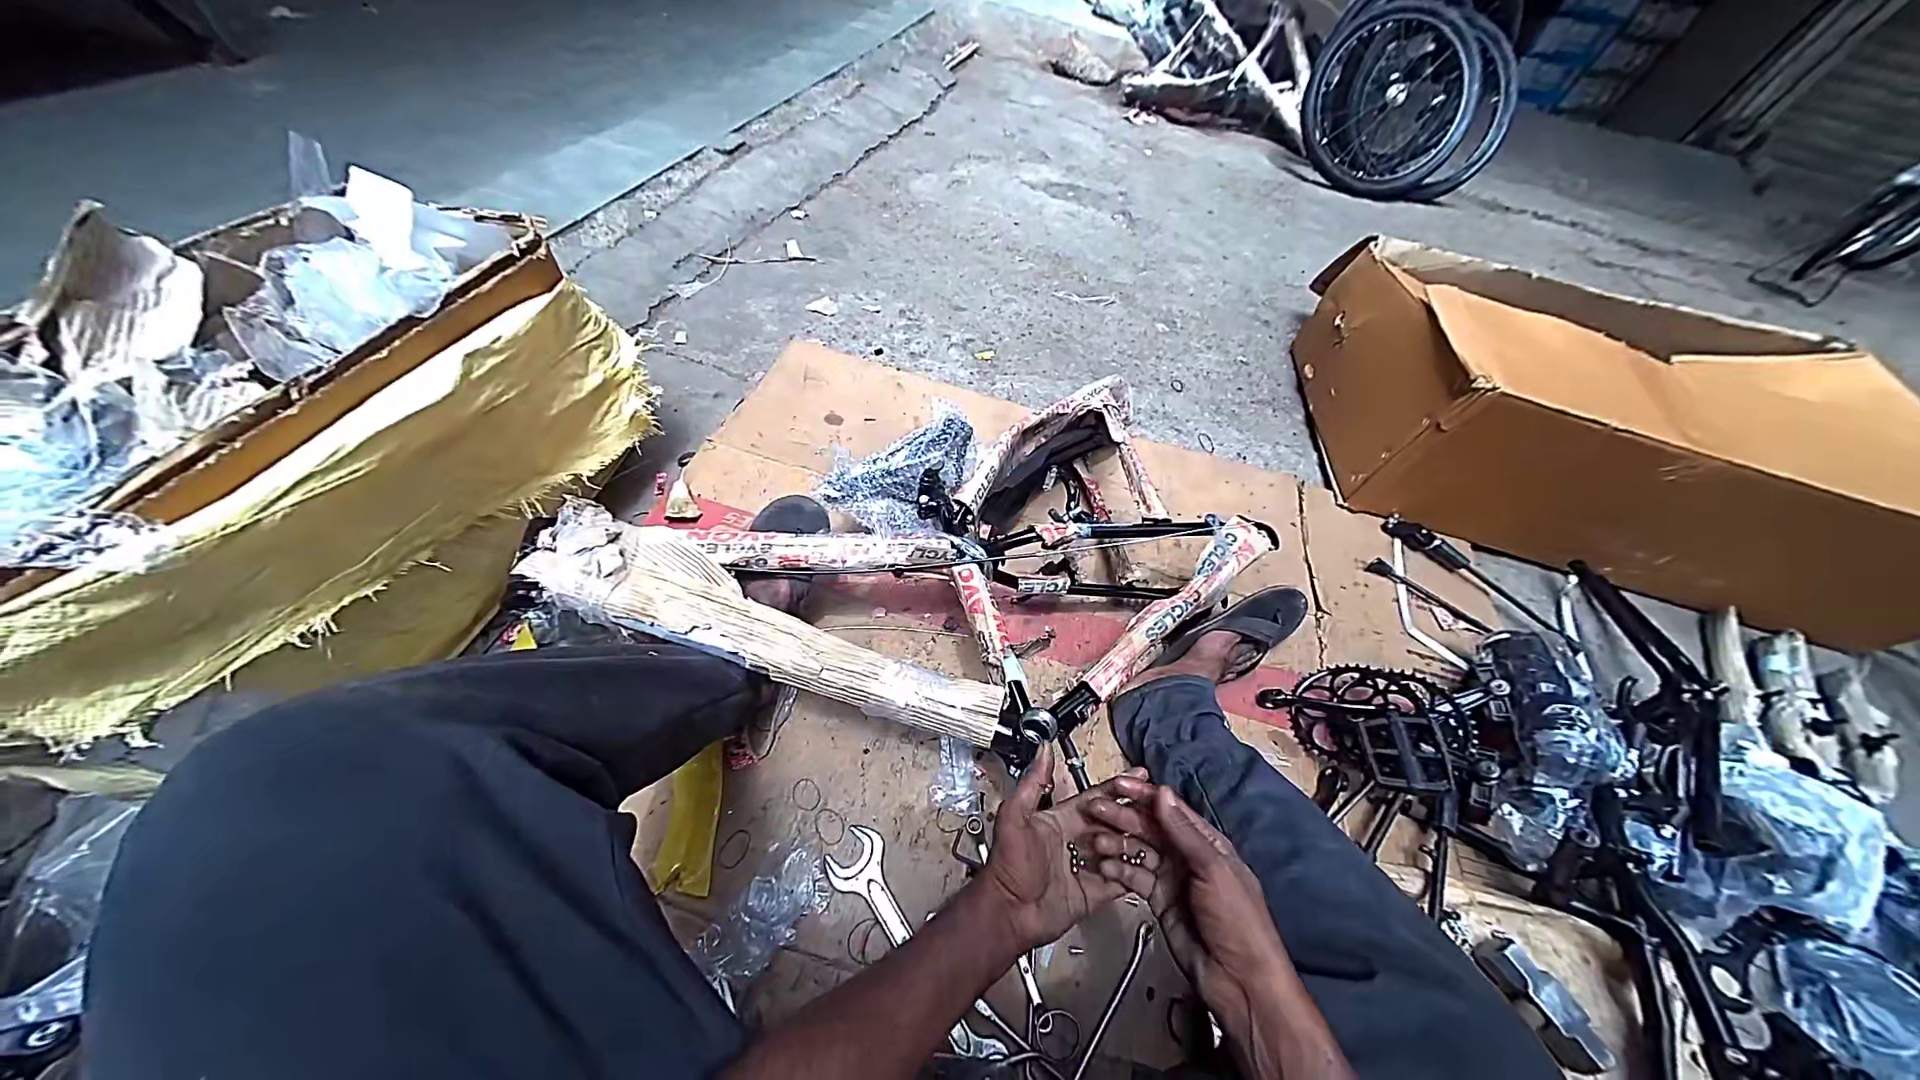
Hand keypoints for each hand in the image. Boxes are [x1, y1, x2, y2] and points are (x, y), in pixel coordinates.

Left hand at [975, 744, 1163, 951]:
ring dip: (1135, 843)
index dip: (1116, 788)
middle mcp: (1077, 840)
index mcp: (1061, 820)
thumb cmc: (1007, 865)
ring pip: (1120, 849)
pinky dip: (1132, 874)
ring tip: (1157, 835)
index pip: (1095, 799)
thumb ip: (1033, 783)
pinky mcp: (1093, 893)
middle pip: (1112, 823)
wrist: (1007, 912)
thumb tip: (1042, 750)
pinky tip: (1149, 866)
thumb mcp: (1016, 816)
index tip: (1138, 774)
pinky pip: (1119, 881)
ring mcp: (1086, 866)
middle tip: (1157, 807)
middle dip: (1132, 814)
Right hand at [1089, 784, 1291, 1041]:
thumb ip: (1183, 832)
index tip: (1117, 786)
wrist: (1240, 982)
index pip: (1170, 810)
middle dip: (1122, 817)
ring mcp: (1173, 878)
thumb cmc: (1239, 923)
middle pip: (1150, 828)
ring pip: (1139, 851)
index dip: (1143, 796)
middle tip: (1096, 810)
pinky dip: (1119, 870)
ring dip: (1117, 843)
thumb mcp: (1213, 869)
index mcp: (1207, 842)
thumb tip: (1163, 793)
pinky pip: (1135, 878)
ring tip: (1097, 841)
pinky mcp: (1160, 901)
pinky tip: (1105, 866)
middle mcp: (1188, 856)